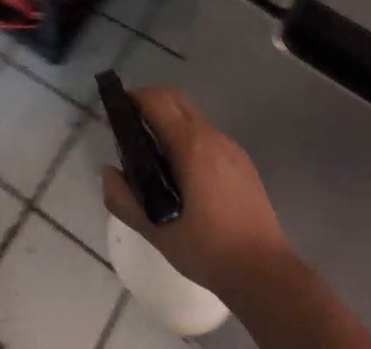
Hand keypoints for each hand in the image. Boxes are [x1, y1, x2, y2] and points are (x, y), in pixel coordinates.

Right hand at [100, 85, 295, 298]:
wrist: (264, 272)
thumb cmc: (207, 250)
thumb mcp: (155, 232)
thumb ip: (123, 200)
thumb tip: (107, 171)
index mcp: (190, 146)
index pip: (157, 100)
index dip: (133, 98)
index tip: (117, 111)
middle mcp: (212, 137)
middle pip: (176, 100)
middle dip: (150, 103)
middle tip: (130, 129)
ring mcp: (231, 149)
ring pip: (194, 118)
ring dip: (170, 122)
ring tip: (154, 157)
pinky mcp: (243, 163)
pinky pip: (209, 137)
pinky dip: (189, 139)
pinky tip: (184, 175)